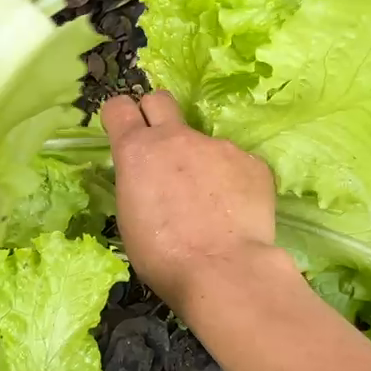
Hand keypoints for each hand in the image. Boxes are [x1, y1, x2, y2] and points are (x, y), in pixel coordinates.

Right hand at [100, 91, 284, 305]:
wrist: (223, 270)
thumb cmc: (161, 254)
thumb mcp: (128, 215)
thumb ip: (136, 182)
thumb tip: (147, 178)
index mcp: (136, 150)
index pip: (118, 107)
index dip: (119, 115)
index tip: (122, 129)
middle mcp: (176, 137)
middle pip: (160, 100)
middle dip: (156, 115)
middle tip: (160, 148)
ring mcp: (217, 146)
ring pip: (202, 143)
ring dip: (199, 162)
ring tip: (208, 203)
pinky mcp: (252, 162)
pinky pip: (235, 164)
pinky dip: (230, 182)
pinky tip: (233, 212)